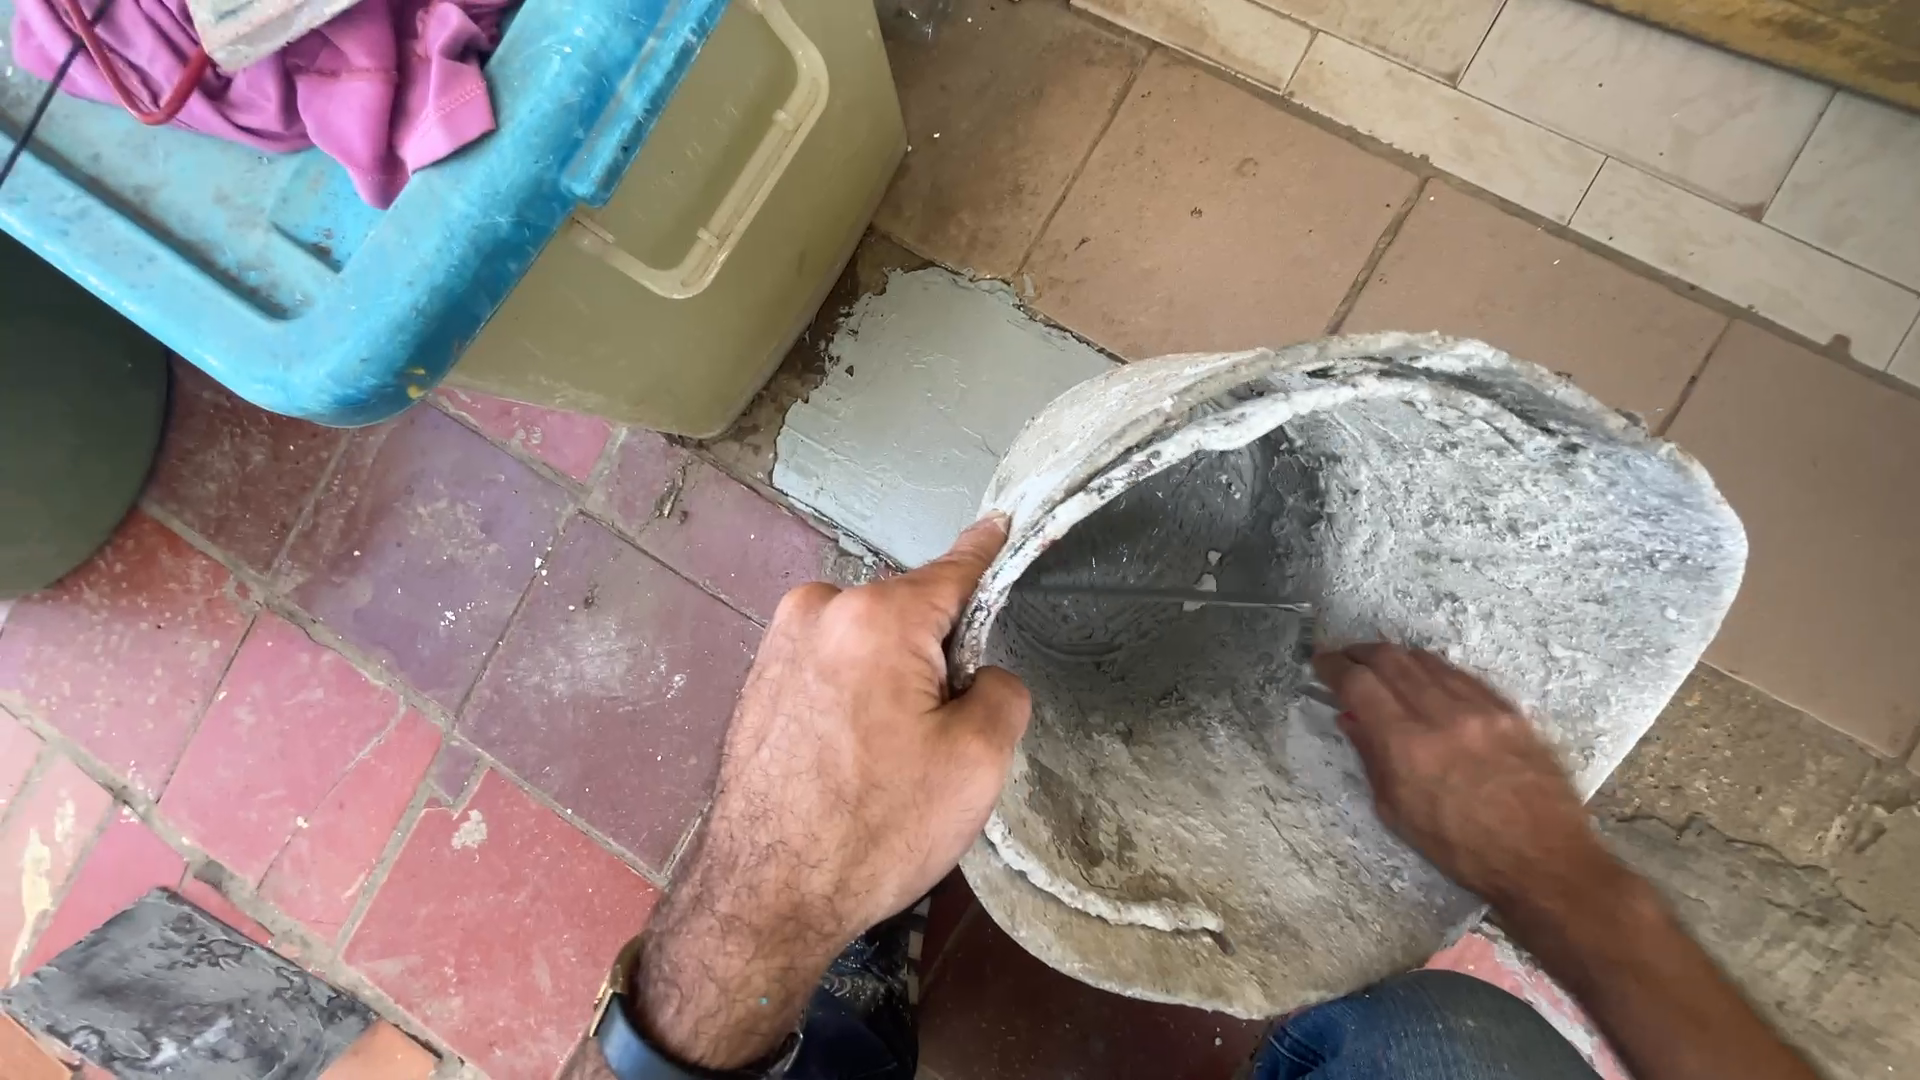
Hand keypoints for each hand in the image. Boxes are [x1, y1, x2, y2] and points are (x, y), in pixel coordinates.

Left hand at [630, 515, 1031, 1068]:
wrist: (761, 896)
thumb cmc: (878, 825)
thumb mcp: (977, 761)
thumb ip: (1002, 690)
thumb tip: (979, 672)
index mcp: (878, 616)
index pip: (954, 569)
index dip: (987, 551)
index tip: (1003, 521)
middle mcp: (821, 607)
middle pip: (911, 612)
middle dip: (937, 650)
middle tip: (936, 729)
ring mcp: (780, 637)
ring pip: (870, 637)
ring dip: (893, 672)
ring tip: (885, 750)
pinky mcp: (759, 672)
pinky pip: (833, 659)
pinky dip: (856, 686)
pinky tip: (849, 750)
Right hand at [1311, 644, 1609, 906]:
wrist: (1544, 861)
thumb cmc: (1459, 847)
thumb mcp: (1395, 810)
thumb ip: (1370, 756)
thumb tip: (1349, 718)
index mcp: (1405, 744)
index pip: (1358, 683)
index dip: (1332, 665)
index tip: (1320, 661)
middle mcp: (1441, 716)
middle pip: (1390, 658)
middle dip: (1359, 652)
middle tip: (1345, 658)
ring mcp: (1480, 709)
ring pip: (1426, 660)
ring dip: (1395, 656)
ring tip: (1382, 666)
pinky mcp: (1510, 712)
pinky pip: (1461, 674)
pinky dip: (1432, 669)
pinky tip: (1426, 679)